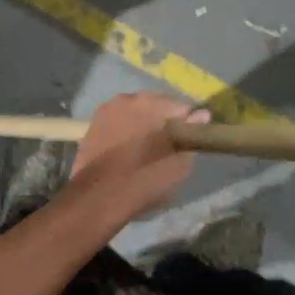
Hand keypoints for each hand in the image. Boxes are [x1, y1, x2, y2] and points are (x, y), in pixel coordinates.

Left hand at [70, 93, 208, 217]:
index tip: (190, 139)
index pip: (181, 107)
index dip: (188, 123)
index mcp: (152, 103)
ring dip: (143, 123)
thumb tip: (201, 116)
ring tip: (147, 148)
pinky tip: (128, 149)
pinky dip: (126, 130)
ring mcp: (108, 108)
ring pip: (135, 112)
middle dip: (164, 120)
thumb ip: (191, 136)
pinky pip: (118, 121)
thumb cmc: (144, 180)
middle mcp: (129, 97)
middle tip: (169, 145)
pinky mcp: (93, 123)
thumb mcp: (179, 165)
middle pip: (156, 105)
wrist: (98, 197)